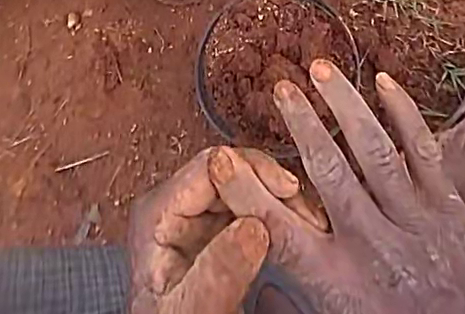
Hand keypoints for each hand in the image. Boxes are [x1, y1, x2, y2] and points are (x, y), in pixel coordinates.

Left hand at [129, 146, 322, 313]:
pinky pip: (247, 210)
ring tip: (306, 220)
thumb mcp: (189, 310)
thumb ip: (217, 273)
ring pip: (242, 187)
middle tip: (305, 210)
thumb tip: (254, 226)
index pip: (211, 165)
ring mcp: (193, 219)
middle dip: (271, 186)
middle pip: (230, 171)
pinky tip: (294, 232)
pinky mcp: (212, 235)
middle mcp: (174, 206)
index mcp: (157, 213)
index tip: (287, 191)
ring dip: (276, 200)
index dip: (254, 171)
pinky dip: (273, 218)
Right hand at [209, 62, 464, 313]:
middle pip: (329, 170)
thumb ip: (297, 300)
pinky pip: (424, 150)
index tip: (221, 156)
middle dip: (302, 123)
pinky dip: (404, 111)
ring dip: (344, 104)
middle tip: (282, 86)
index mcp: (341, 284)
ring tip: (321, 68)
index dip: (247, 192)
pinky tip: (384, 81)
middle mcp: (374, 244)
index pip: (280, 230)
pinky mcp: (451, 209)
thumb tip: (257, 277)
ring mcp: (416, 221)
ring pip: (374, 150)